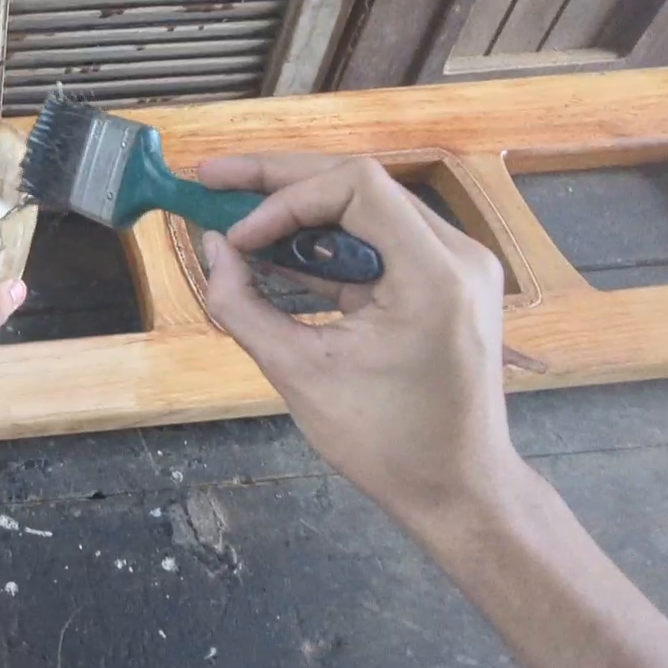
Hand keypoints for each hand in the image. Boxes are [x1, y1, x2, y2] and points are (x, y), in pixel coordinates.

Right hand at [197, 154, 522, 526]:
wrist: (457, 489)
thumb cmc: (384, 442)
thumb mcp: (296, 372)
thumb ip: (242, 304)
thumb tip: (211, 248)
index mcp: (432, 274)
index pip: (354, 186)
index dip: (282, 199)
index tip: (236, 238)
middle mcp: (453, 254)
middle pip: (355, 182)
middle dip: (275, 180)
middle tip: (210, 178)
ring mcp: (449, 264)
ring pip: (359, 204)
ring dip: (291, 205)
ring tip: (229, 207)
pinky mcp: (434, 280)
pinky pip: (366, 238)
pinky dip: (313, 239)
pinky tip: (267, 246)